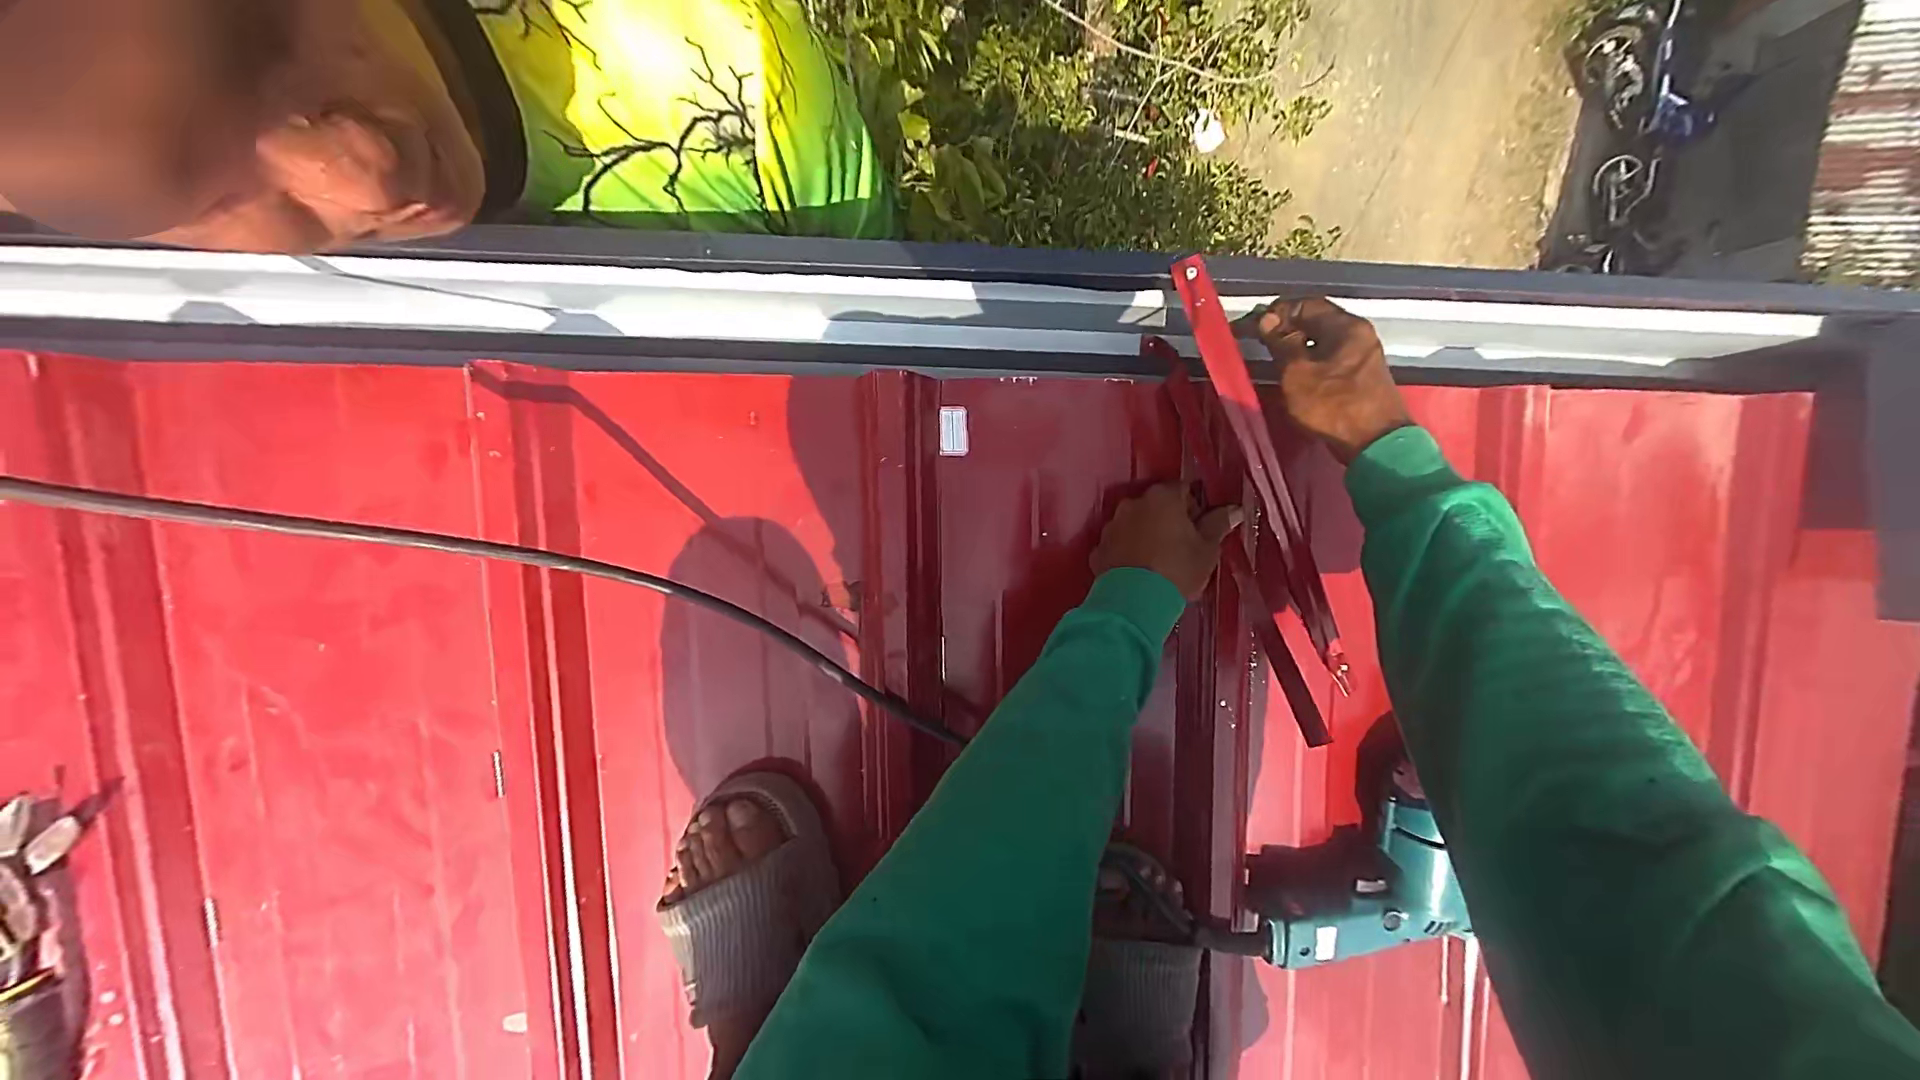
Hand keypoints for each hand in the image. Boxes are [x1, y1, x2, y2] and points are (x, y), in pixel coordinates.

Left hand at [1091, 482, 1241, 600]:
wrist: (1135, 602)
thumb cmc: (1178, 569)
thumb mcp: (1208, 548)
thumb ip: (1219, 524)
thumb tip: (1234, 509)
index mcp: (1161, 497)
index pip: (1183, 489)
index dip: (1195, 508)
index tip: (1200, 529)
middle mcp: (1132, 504)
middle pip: (1155, 505)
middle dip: (1168, 521)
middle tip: (1182, 547)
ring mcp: (1110, 526)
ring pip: (1134, 525)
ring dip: (1145, 535)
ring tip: (1158, 562)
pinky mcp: (1098, 550)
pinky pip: (1117, 546)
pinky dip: (1126, 553)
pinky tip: (1138, 572)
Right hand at [1255, 297, 1412, 462]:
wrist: (1372, 441)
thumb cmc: (1331, 406)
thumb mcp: (1297, 374)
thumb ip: (1282, 344)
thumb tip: (1267, 319)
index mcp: (1346, 327)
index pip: (1307, 304)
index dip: (1277, 311)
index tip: (1253, 325)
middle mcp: (1357, 333)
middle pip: (1316, 319)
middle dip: (1285, 326)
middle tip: (1258, 339)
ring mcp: (1360, 353)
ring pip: (1321, 338)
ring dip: (1295, 343)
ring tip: (1270, 355)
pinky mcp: (1358, 373)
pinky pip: (1327, 354)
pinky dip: (1307, 356)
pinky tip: (1291, 369)